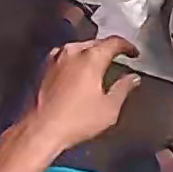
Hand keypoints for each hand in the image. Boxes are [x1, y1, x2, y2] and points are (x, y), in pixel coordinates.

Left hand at [21, 37, 140, 152]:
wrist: (39, 129)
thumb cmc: (76, 120)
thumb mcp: (109, 109)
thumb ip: (123, 88)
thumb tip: (133, 78)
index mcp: (91, 57)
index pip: (114, 42)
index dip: (127, 46)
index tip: (134, 53)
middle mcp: (72, 51)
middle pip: (95, 43)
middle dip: (108, 49)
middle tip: (118, 59)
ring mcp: (54, 57)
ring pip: (78, 48)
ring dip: (90, 54)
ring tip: (98, 67)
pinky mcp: (42, 66)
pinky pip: (64, 57)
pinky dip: (74, 61)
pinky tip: (77, 74)